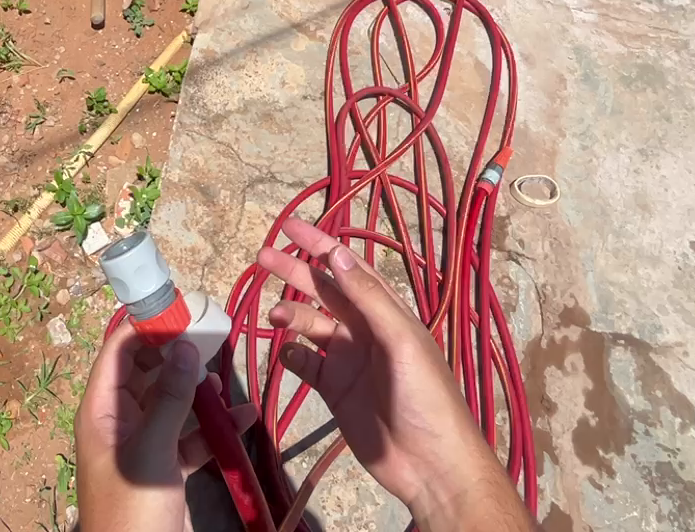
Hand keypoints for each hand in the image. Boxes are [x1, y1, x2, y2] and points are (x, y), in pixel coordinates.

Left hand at [75, 320, 255, 531]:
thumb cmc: (132, 508)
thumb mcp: (152, 450)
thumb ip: (170, 398)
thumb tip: (186, 346)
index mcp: (102, 408)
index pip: (119, 351)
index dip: (145, 327)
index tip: (178, 308)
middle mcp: (119, 419)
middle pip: (147, 371)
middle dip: (176, 354)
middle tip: (209, 336)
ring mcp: (143, 443)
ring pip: (171, 401)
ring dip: (197, 388)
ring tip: (224, 378)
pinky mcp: (165, 467)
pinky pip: (189, 435)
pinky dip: (212, 426)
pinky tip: (244, 417)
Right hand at [258, 218, 531, 529]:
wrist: (432, 468)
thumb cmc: (426, 397)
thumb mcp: (401, 341)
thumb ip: (368, 298)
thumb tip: (336, 254)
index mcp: (384, 312)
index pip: (346, 268)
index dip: (319, 245)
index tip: (288, 227)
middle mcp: (362, 329)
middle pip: (321, 291)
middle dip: (293, 272)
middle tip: (262, 256)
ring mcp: (346, 360)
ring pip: (309, 325)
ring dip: (290, 316)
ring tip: (275, 316)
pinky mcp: (334, 389)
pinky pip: (305, 363)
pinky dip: (292, 354)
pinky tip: (287, 354)